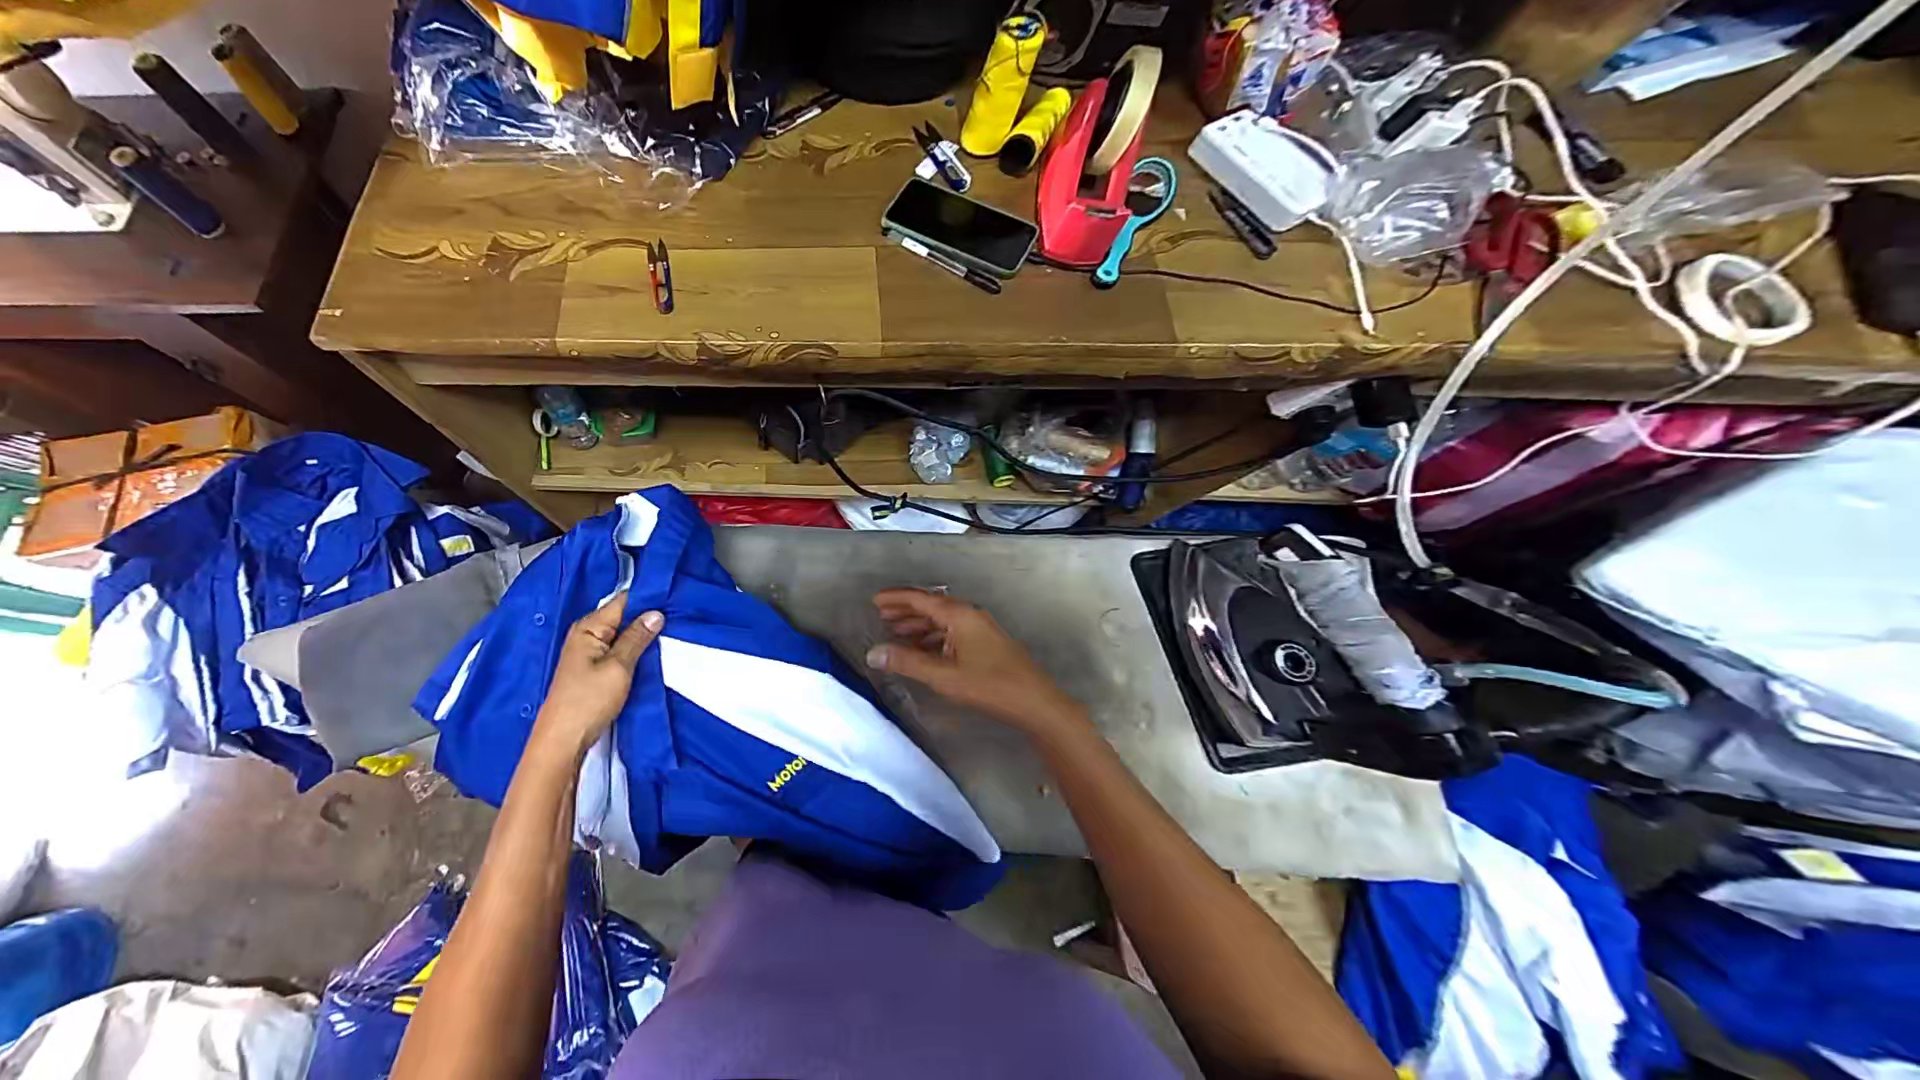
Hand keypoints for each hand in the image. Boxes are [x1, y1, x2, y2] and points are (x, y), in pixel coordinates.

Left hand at [533, 591, 662, 758]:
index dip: (648, 598)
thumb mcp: (618, 667)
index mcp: (589, 628)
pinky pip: (619, 649)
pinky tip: (653, 650)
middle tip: (679, 614)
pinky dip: (635, 648)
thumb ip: (637, 638)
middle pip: (622, 616)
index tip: (674, 595)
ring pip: (622, 634)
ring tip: (673, 629)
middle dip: (647, 615)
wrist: (564, 740)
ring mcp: (589, 652)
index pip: (623, 601)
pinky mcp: (595, 668)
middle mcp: (587, 635)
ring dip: (642, 634)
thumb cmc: (588, 701)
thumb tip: (656, 613)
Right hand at [866, 588, 1087, 739]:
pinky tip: (923, 651)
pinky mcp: (985, 643)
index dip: (897, 598)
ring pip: (943, 620)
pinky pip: (952, 632)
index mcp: (960, 615)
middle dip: (906, 610)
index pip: (922, 599)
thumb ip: (908, 662)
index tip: (874, 600)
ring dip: (919, 625)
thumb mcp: (943, 675)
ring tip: (896, 633)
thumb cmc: (989, 685)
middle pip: (932, 606)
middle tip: (881, 616)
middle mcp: (970, 615)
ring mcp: (980, 628)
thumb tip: (873, 653)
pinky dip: (933, 637)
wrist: (1034, 701)